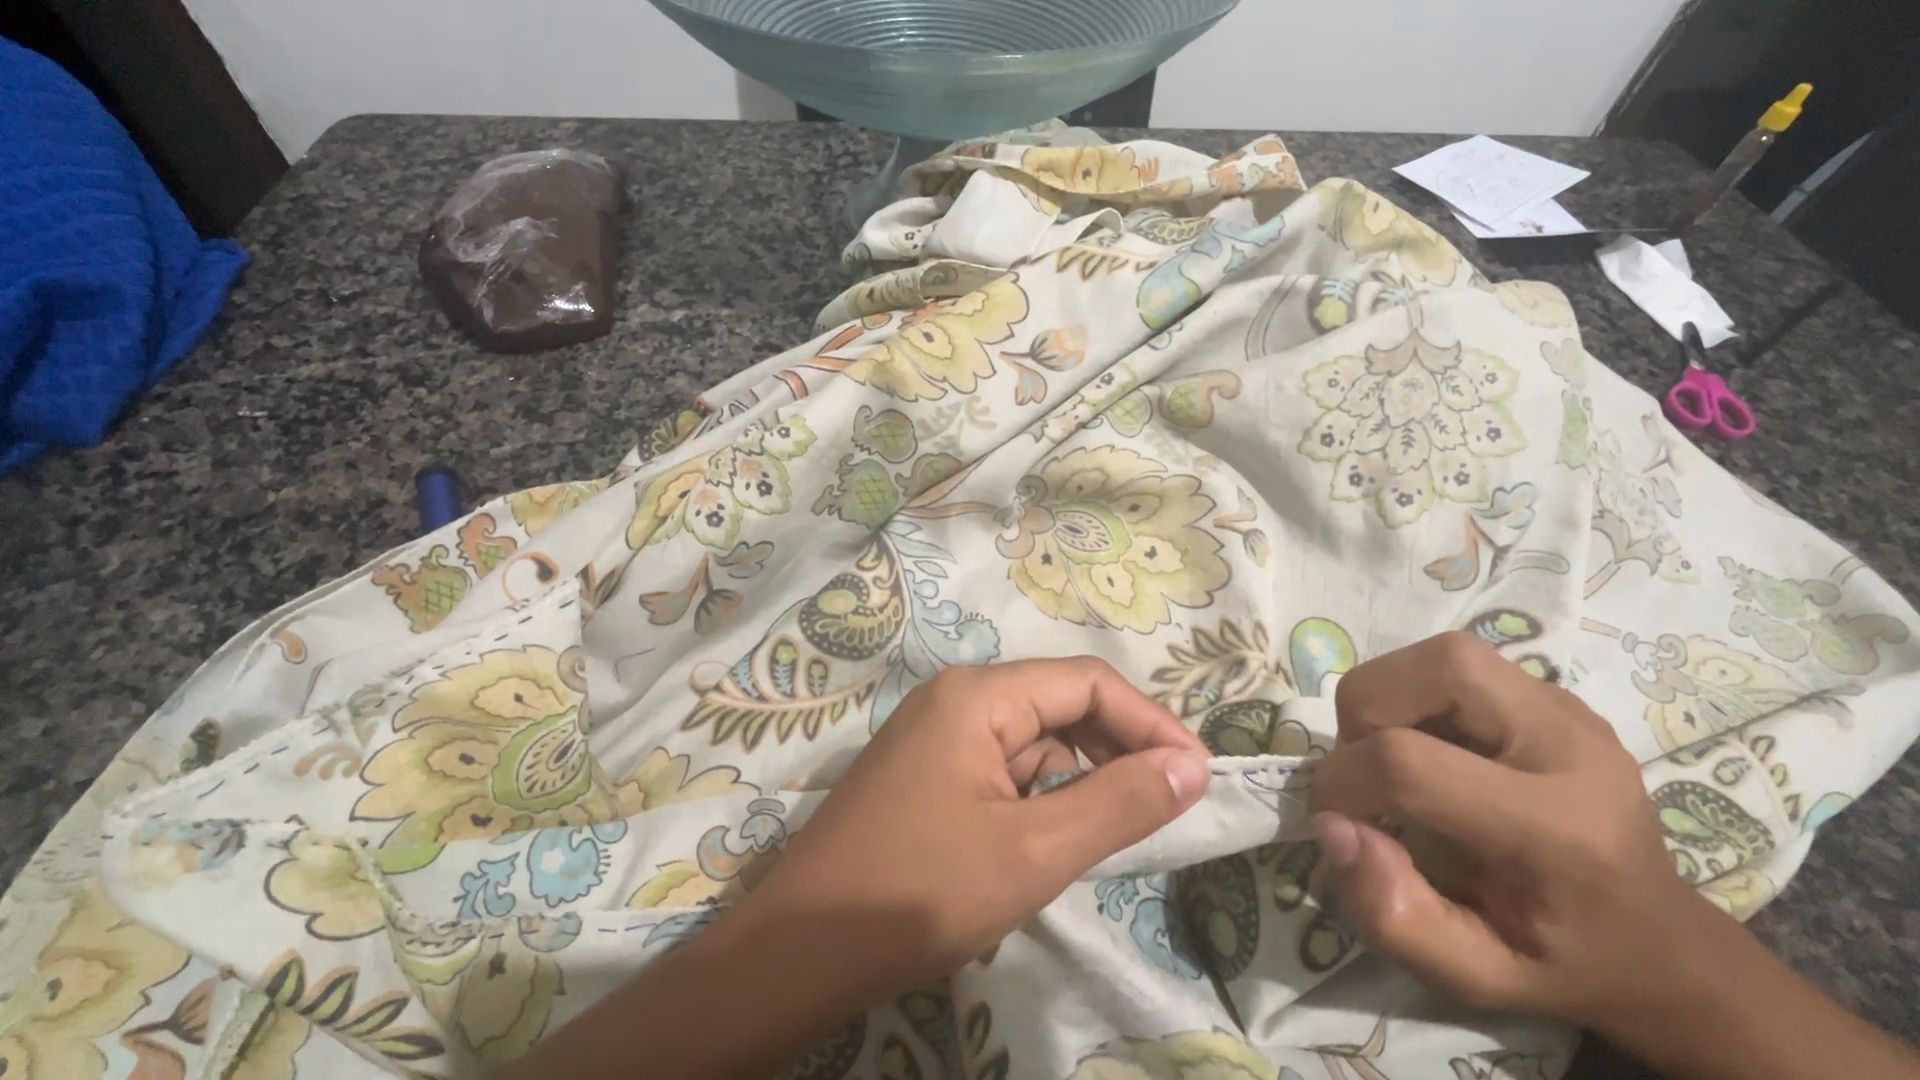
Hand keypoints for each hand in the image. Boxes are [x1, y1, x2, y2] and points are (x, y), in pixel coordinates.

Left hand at [505, 657, 1212, 1079]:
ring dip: (1081, 776)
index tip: (1196, 778)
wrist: (801, 950)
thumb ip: (1119, 803)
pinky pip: (1001, 769)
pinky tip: (1053, 839)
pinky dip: (1040, 796)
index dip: (1150, 722)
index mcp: (979, 696)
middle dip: (1119, 748)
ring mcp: (934, 737)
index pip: (1088, 682)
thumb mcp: (1034, 852)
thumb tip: (1191, 766)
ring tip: (1113, 831)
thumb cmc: (920, 892)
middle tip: (1165, 806)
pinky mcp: (925, 776)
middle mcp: (955, 699)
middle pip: (1060, 704)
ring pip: (1032, 741)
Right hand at [1308, 632, 1712, 1031]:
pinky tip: (1430, 752)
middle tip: (1365, 772)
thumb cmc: (1564, 965)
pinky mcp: (1555, 697)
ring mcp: (1570, 711)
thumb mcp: (1475, 977)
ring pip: (1444, 653)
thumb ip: (1390, 915)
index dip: (1342, 783)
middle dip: (1366, 713)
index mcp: (1559, 828)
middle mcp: (1572, 746)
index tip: (1337, 822)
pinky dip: (1416, 697)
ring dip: (1388, 698)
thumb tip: (1332, 827)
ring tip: (1392, 758)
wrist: (1661, 945)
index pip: (1409, 761)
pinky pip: (1459, 667)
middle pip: (1441, 667)